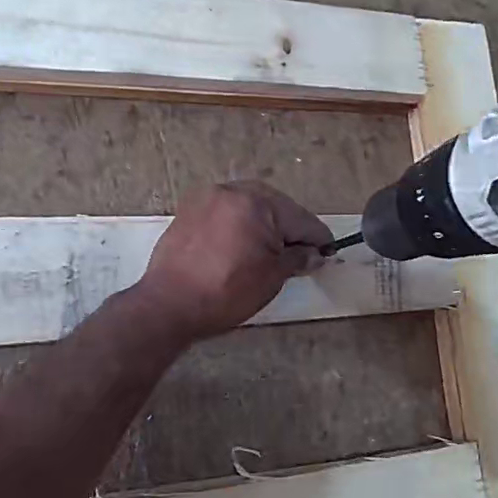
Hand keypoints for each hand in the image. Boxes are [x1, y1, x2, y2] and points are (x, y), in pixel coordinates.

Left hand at [131, 181, 332, 340]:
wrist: (168, 306)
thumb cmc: (226, 292)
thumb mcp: (272, 277)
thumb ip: (297, 259)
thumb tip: (315, 255)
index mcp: (257, 202)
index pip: (301, 219)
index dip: (318, 238)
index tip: (329, 251)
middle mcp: (232, 191)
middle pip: (276, 206)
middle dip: (291, 229)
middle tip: (303, 254)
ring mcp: (207, 198)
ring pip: (250, 206)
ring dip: (266, 224)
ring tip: (273, 251)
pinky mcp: (190, 211)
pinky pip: (227, 211)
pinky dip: (241, 224)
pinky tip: (245, 245)